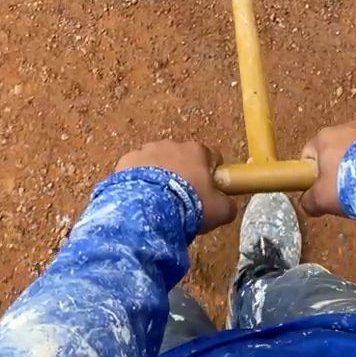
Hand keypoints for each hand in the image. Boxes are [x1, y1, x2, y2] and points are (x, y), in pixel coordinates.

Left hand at [115, 141, 237, 233]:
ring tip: (158, 202)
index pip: (211, 156)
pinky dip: (138, 181)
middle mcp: (172, 145)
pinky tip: (140, 199)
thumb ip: (228, 205)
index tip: (208, 190)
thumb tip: (229, 205)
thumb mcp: (219, 211)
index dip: (211, 173)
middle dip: (182, 174)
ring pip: (157, 162)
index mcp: (197, 151)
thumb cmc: (190, 206)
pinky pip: (136, 169)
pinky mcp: (127, 160)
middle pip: (182, 158)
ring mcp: (147, 150)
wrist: (150, 210)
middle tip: (181, 199)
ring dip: (159, 176)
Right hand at [299, 120, 355, 216]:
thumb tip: (307, 202)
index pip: (310, 154)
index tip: (326, 190)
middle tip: (352, 191)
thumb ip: (309, 200)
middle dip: (342, 168)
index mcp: (324, 137)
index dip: (315, 174)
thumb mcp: (322, 200)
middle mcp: (346, 126)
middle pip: (337, 149)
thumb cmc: (351, 186)